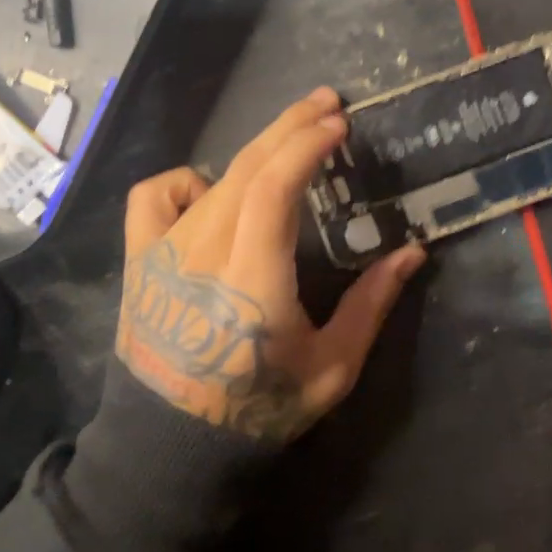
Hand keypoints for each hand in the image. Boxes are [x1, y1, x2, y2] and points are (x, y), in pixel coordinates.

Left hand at [115, 88, 427, 442]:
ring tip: (290, 141)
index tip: (340, 124)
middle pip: (246, 168)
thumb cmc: (260, 407)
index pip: (274, 188)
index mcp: (252, 280)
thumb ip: (372, 304)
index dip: (306, 146)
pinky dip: (187, 181)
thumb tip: (413, 252)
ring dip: (256, 150)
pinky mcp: (139, 261)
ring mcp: (162, 254)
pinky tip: (212, 191)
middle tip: (328, 104)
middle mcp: (202, 254)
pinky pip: (155, 196)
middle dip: (290, 127)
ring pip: (212, 178)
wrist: (169, 447)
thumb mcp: (332, 367)